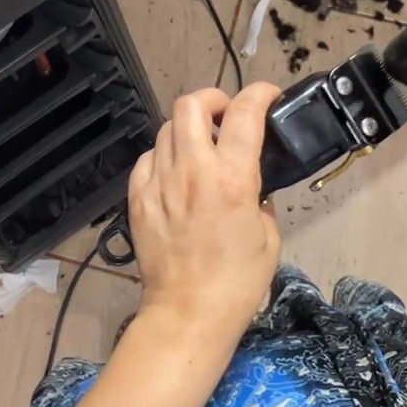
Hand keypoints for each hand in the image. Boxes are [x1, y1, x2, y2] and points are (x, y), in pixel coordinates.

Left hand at [129, 83, 282, 344]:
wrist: (188, 313)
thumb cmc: (237, 282)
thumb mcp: (268, 236)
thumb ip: (260, 197)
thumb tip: (252, 182)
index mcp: (232, 179)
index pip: (245, 112)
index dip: (260, 93)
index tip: (268, 96)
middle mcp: (192, 171)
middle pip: (191, 104)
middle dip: (213, 100)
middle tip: (226, 117)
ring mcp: (159, 183)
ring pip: (166, 128)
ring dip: (189, 129)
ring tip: (202, 148)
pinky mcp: (137, 199)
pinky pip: (148, 158)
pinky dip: (165, 155)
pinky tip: (176, 175)